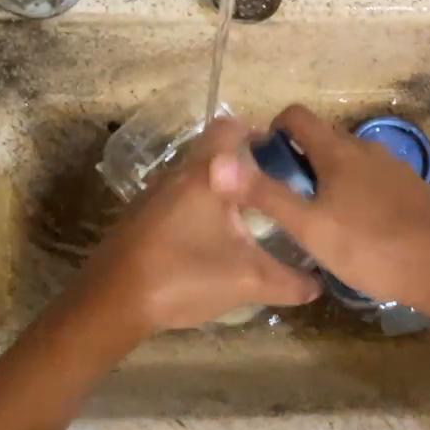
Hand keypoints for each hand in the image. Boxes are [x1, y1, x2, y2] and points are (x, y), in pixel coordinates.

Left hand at [78, 118, 320, 333]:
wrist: (112, 301)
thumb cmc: (183, 277)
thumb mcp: (247, 282)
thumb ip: (288, 281)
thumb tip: (317, 284)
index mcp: (206, 175)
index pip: (229, 128)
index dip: (255, 132)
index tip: (278, 152)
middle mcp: (178, 173)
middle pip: (212, 150)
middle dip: (242, 162)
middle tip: (269, 185)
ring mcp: (154, 192)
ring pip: (194, 173)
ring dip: (218, 184)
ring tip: (246, 211)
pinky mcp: (141, 214)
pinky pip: (177, 194)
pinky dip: (197, 203)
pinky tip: (210, 235)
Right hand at [209, 104, 429, 315]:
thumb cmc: (372, 248)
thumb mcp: (310, 228)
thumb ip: (265, 195)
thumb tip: (218, 164)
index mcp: (338, 150)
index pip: (296, 116)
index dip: (273, 130)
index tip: (262, 163)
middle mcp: (366, 148)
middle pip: (321, 139)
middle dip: (297, 159)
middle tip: (284, 200)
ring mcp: (393, 168)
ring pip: (347, 161)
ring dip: (326, 178)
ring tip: (317, 219)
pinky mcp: (412, 189)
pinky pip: (371, 179)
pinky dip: (353, 192)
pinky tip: (356, 231)